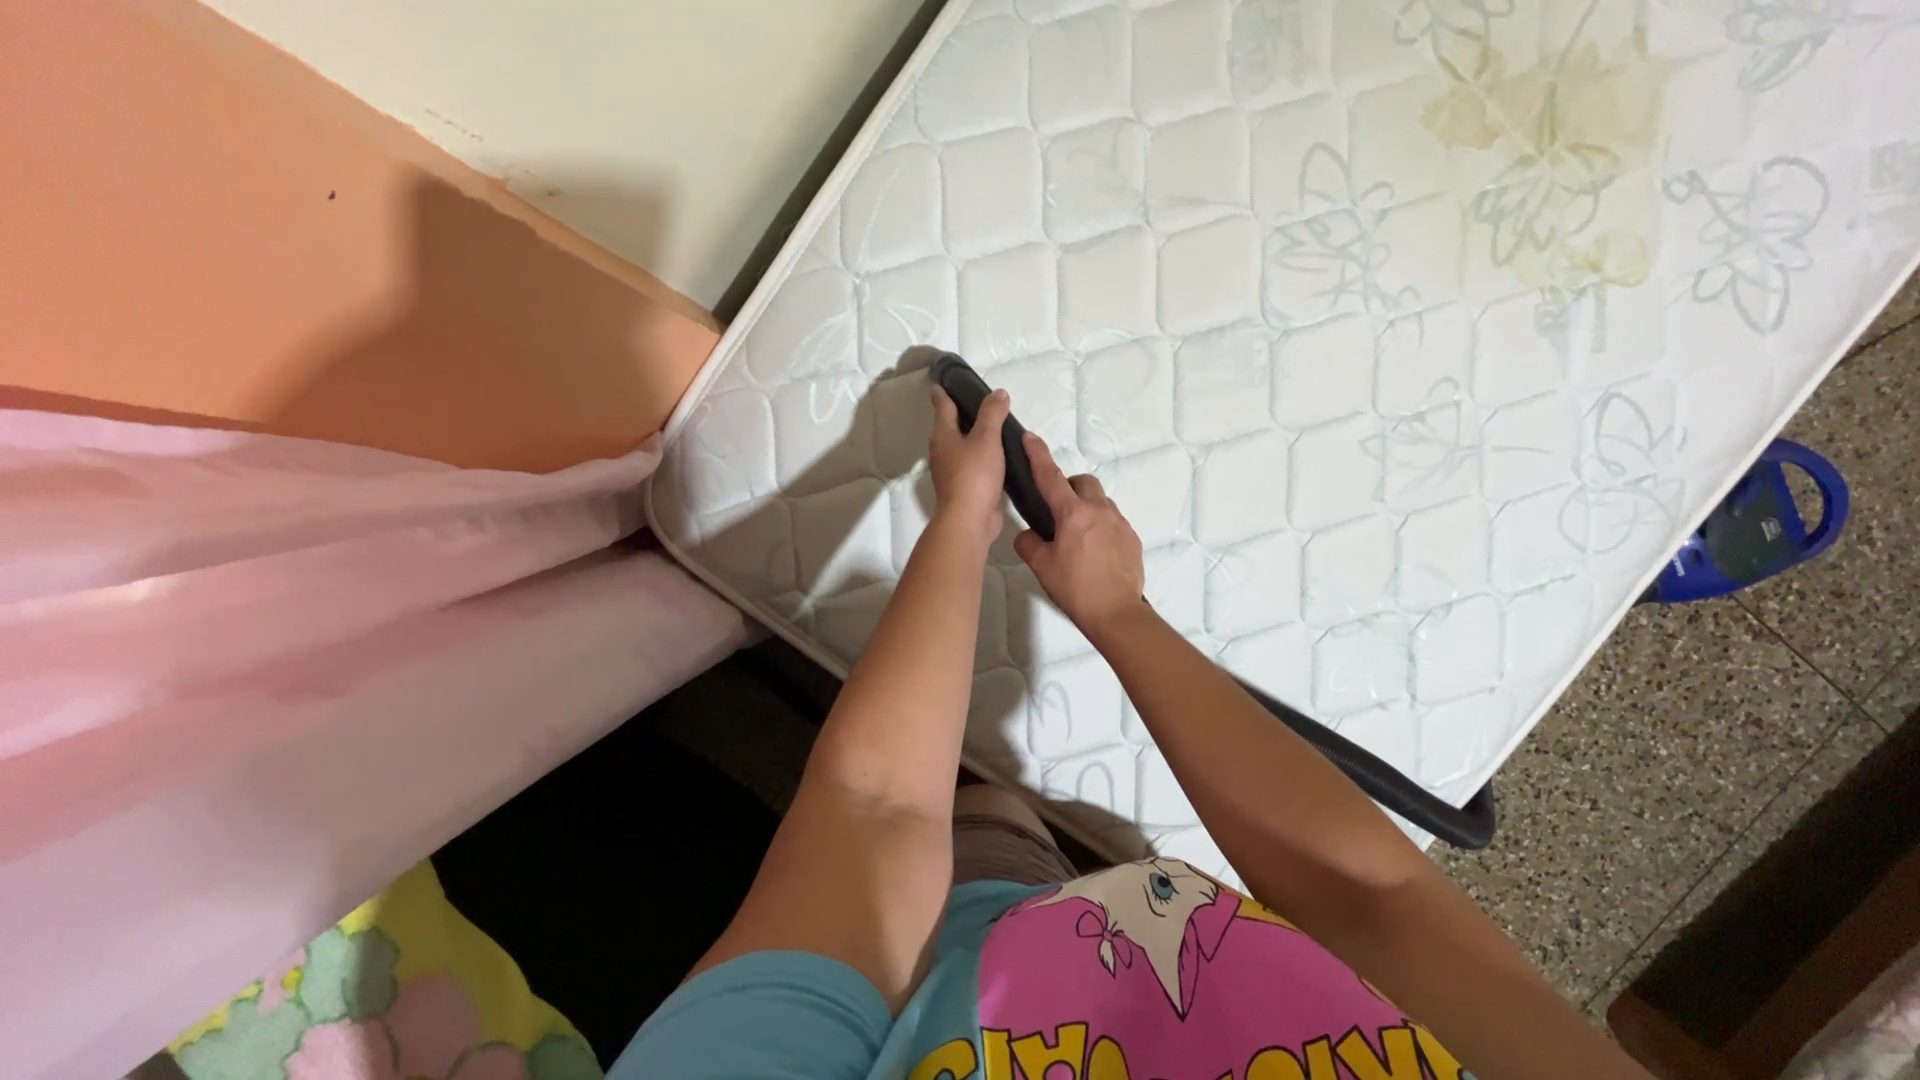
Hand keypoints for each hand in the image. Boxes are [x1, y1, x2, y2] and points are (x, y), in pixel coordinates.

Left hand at [929, 385, 1009, 547]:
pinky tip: (999, 456)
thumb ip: (993, 414)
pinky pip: (975, 465)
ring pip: (963, 447)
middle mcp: (943, 452)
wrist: (969, 520)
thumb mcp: (986, 438)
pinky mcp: (966, 488)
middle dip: (961, 415)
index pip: (943, 407)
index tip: (941, 383)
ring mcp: (953, 472)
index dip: (943, 393)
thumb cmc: (974, 475)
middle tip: (980, 402)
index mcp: (943, 436)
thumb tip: (998, 393)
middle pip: (951, 427)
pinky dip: (984, 457)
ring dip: (975, 437)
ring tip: (994, 427)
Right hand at [1012, 432, 1147, 636]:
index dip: (1037, 455)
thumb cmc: (1076, 589)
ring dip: (1086, 509)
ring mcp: (1120, 524)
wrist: (1117, 614)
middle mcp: (1099, 511)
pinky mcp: (1132, 539)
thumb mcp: (1042, 567)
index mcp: (1073, 514)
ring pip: (1100, 502)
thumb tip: (1028, 535)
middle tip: (1058, 511)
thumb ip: (1029, 544)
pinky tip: (1094, 554)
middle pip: (1083, 482)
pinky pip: (1113, 522)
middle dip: (1069, 487)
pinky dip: (1100, 528)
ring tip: (1076, 537)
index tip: (1029, 437)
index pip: (1050, 477)